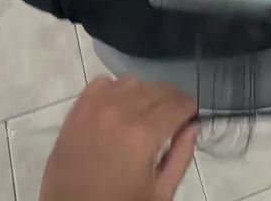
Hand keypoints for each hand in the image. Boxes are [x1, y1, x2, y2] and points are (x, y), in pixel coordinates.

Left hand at [40, 77, 196, 200]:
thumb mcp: (159, 195)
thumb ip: (181, 157)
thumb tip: (193, 126)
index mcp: (143, 136)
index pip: (176, 105)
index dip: (189, 106)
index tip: (193, 111)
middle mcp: (120, 112)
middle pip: (156, 90)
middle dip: (170, 100)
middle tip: (174, 115)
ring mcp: (96, 106)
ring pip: (132, 82)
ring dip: (144, 94)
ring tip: (144, 114)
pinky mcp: (77, 107)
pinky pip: (104, 83)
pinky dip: (116, 90)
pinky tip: (118, 108)